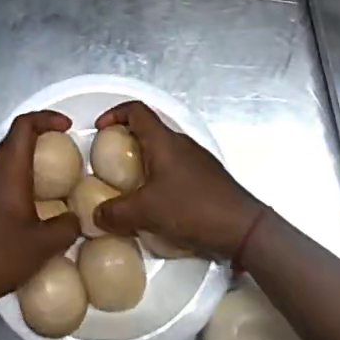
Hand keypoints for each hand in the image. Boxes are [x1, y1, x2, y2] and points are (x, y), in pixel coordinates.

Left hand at [0, 110, 82, 313]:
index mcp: (8, 172)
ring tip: (53, 183)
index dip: (46, 117)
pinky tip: (31, 211)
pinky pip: (0, 183)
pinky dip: (19, 183)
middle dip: (41, 138)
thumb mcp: (43, 246)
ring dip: (30, 163)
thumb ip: (67, 227)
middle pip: (14, 141)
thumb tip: (76, 218)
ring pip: (6, 163)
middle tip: (65, 150)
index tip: (68, 125)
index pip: (24, 126)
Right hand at [91, 100, 263, 258]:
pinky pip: (175, 169)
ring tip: (128, 187)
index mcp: (164, 141)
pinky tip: (155, 205)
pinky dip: (159, 178)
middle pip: (149, 130)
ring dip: (143, 163)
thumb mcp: (146, 212)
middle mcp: (181, 143)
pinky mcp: (206, 178)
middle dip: (125, 142)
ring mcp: (197, 160)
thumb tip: (96, 216)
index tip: (99, 129)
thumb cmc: (193, 209)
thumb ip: (116, 213)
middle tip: (108, 163)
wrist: (242, 228)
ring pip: (162, 152)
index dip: (115, 113)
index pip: (137, 110)